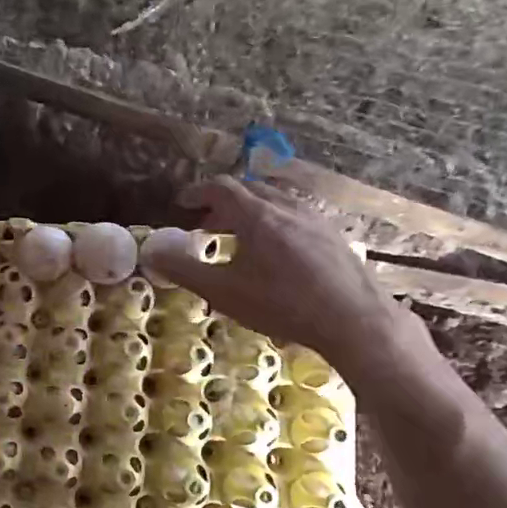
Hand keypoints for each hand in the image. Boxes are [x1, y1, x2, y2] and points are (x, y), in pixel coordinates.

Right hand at [148, 177, 407, 373]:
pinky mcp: (333, 236)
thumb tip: (152, 254)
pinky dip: (274, 223)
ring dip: (250, 213)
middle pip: (250, 190)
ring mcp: (315, 219)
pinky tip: (275, 254)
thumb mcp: (224, 292)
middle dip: (223, 203)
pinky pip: (295, 216)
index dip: (198, 191)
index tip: (182, 203)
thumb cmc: (282, 304)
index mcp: (257, 215)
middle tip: (206, 224)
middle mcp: (287, 207)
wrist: (354, 320)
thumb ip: (185, 271)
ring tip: (239, 239)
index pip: (222, 187)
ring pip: (276, 202)